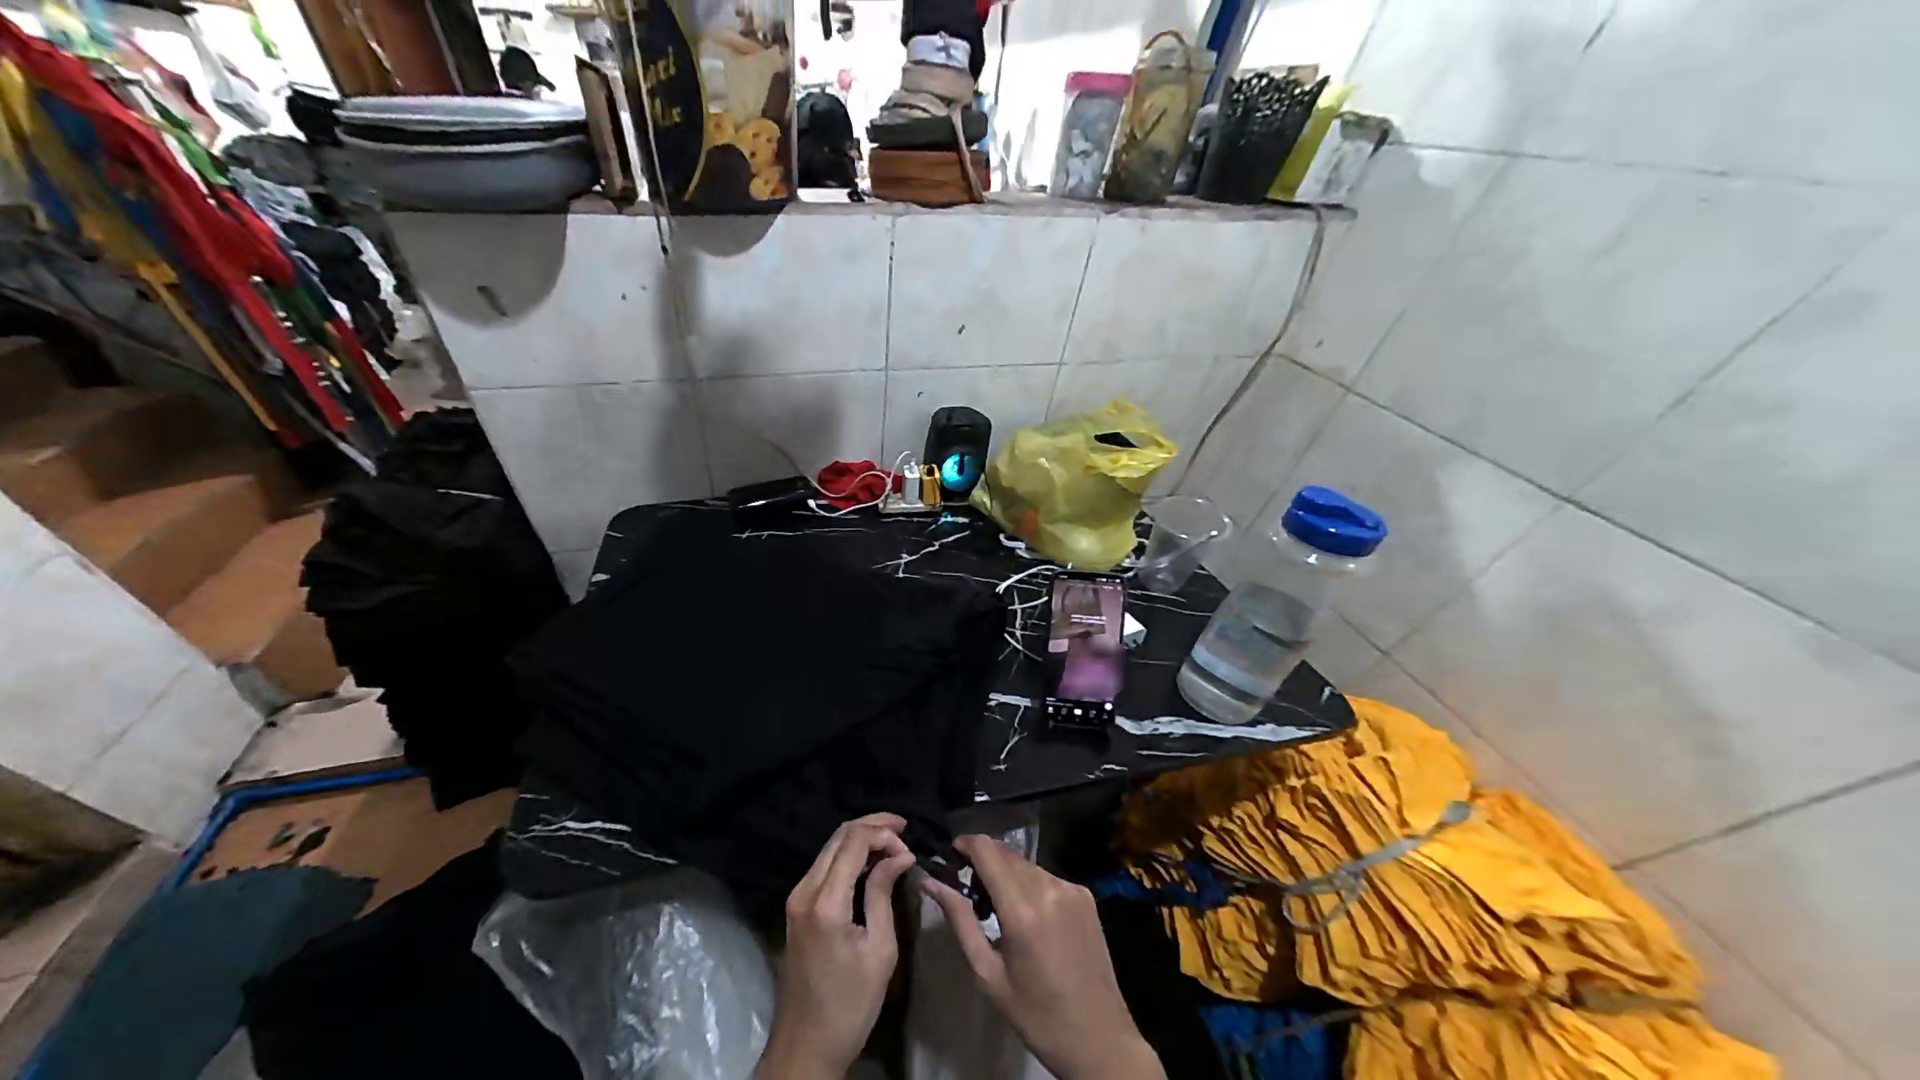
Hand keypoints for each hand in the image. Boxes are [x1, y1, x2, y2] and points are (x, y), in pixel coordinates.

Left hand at [755, 813, 917, 1079]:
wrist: (805, 1045)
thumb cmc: (850, 1005)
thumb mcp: (879, 950)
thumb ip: (883, 894)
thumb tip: (900, 855)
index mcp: (825, 902)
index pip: (853, 841)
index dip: (883, 833)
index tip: (909, 845)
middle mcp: (804, 890)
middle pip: (838, 836)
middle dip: (872, 826)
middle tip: (904, 829)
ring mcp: (796, 898)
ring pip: (829, 847)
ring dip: (860, 838)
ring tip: (893, 842)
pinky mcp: (797, 908)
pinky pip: (824, 866)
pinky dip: (848, 855)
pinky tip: (871, 862)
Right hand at [920, 835, 1165, 1079]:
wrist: (1098, 1037)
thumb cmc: (1035, 1013)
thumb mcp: (987, 972)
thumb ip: (959, 919)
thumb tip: (930, 881)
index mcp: (1022, 909)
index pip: (987, 850)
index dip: (965, 844)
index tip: (949, 855)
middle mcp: (1049, 888)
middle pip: (1006, 853)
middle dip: (983, 861)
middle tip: (967, 888)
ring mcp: (1072, 889)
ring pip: (1026, 864)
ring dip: (1006, 873)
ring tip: (997, 906)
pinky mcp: (1086, 896)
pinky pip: (1047, 877)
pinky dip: (1030, 884)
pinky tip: (1029, 916)